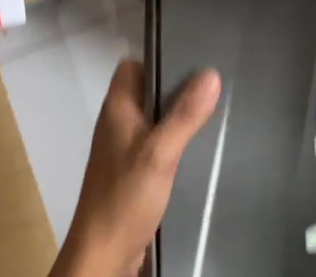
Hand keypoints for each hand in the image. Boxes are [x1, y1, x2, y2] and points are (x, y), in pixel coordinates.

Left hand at [52, 59, 220, 276]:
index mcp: (116, 108)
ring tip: (209, 116)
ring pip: (151, 121)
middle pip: (145, 92)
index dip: (156, 59)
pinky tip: (194, 153)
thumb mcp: (160, 152)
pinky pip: (153, 146)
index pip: (131, 66)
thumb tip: (211, 73)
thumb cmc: (125, 196)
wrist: (104, 255)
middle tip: (209, 88)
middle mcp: (116, 124)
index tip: (190, 60)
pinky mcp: (130, 175)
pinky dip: (171, 145)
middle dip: (174, 89)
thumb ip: (184, 114)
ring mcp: (121, 151)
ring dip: (175, 119)